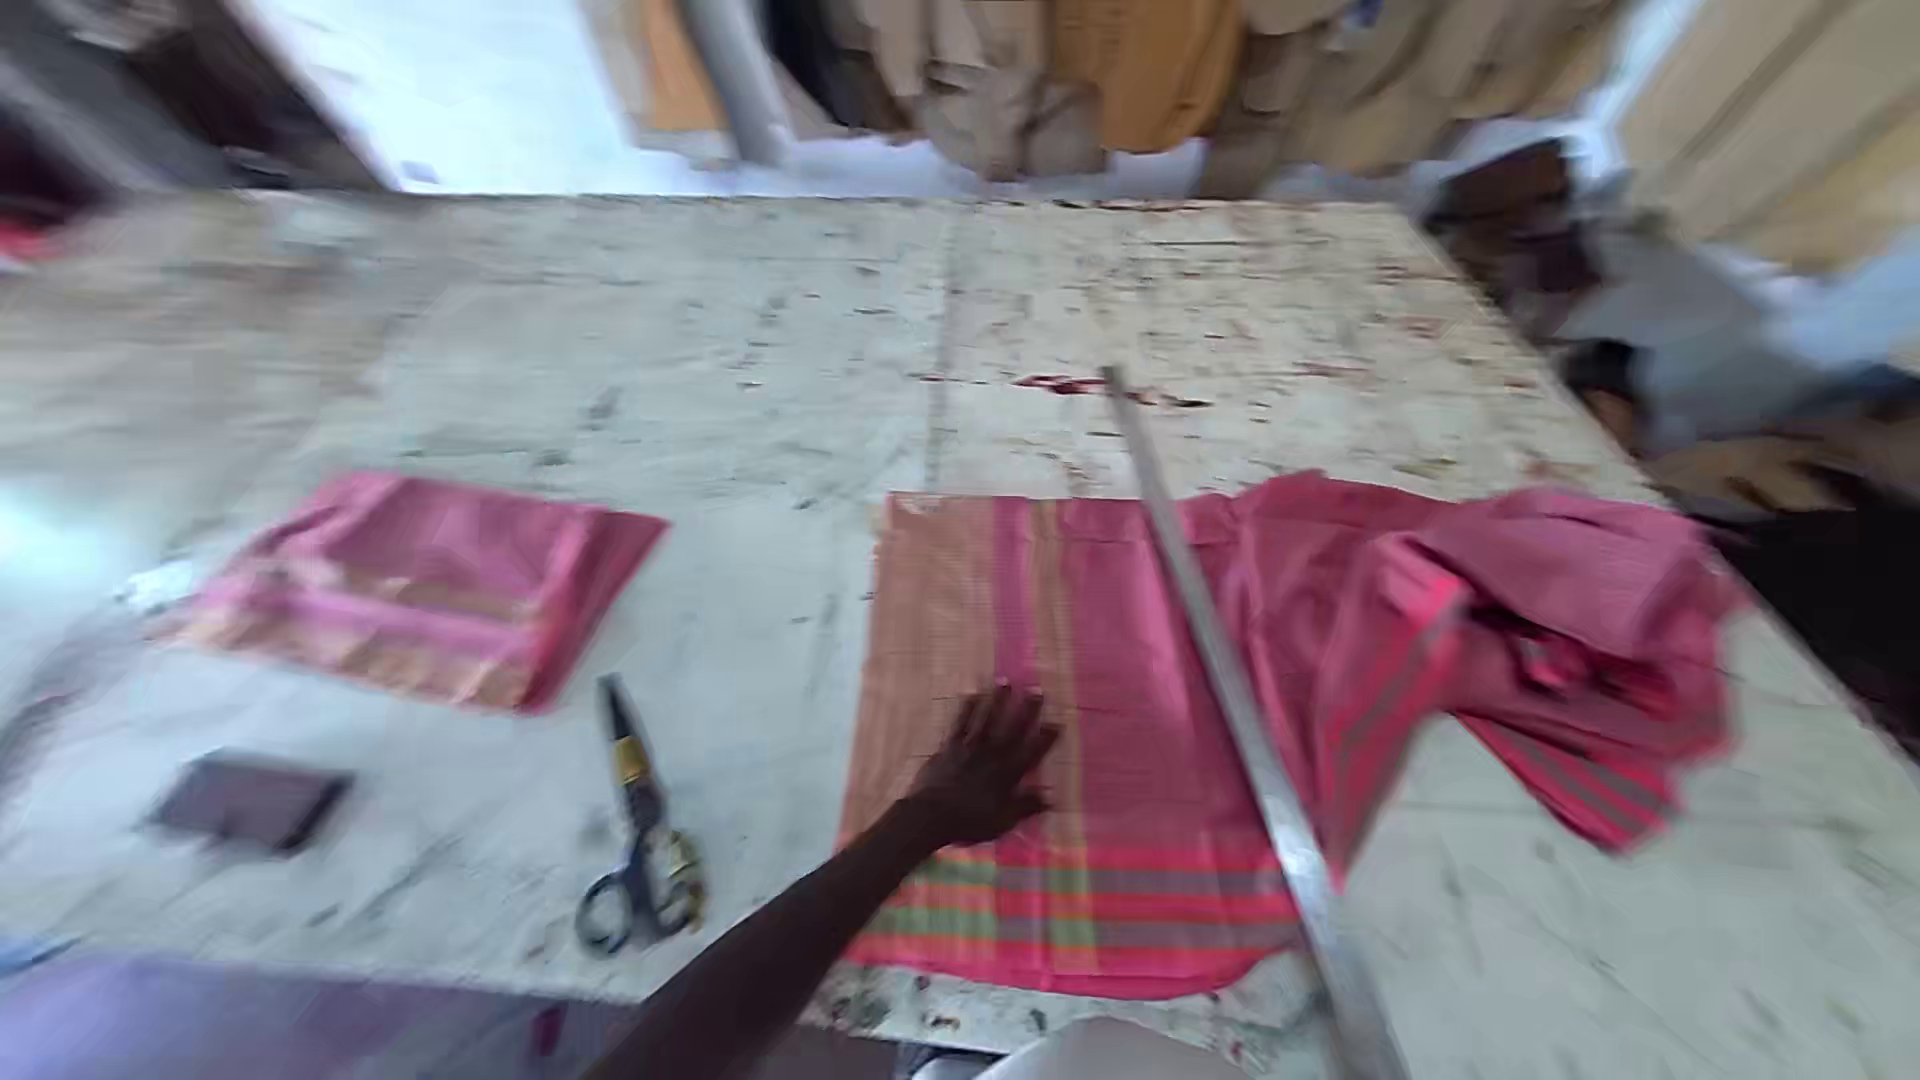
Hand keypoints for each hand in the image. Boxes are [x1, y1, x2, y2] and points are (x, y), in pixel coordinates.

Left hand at [904, 682, 1060, 846]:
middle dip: (1026, 709)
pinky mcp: (950, 745)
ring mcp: (970, 747)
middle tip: (1037, 690)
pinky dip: (967, 707)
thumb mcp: (1002, 821)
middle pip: (1012, 729)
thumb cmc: (968, 822)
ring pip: (987, 719)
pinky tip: (973, 693)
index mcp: (1007, 775)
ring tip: (1005, 682)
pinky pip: (961, 722)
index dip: (1045, 738)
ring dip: (997, 700)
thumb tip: (1050, 797)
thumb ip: (1025, 807)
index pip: (1032, 753)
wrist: (931, 815)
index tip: (1057, 721)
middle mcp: (991, 755)